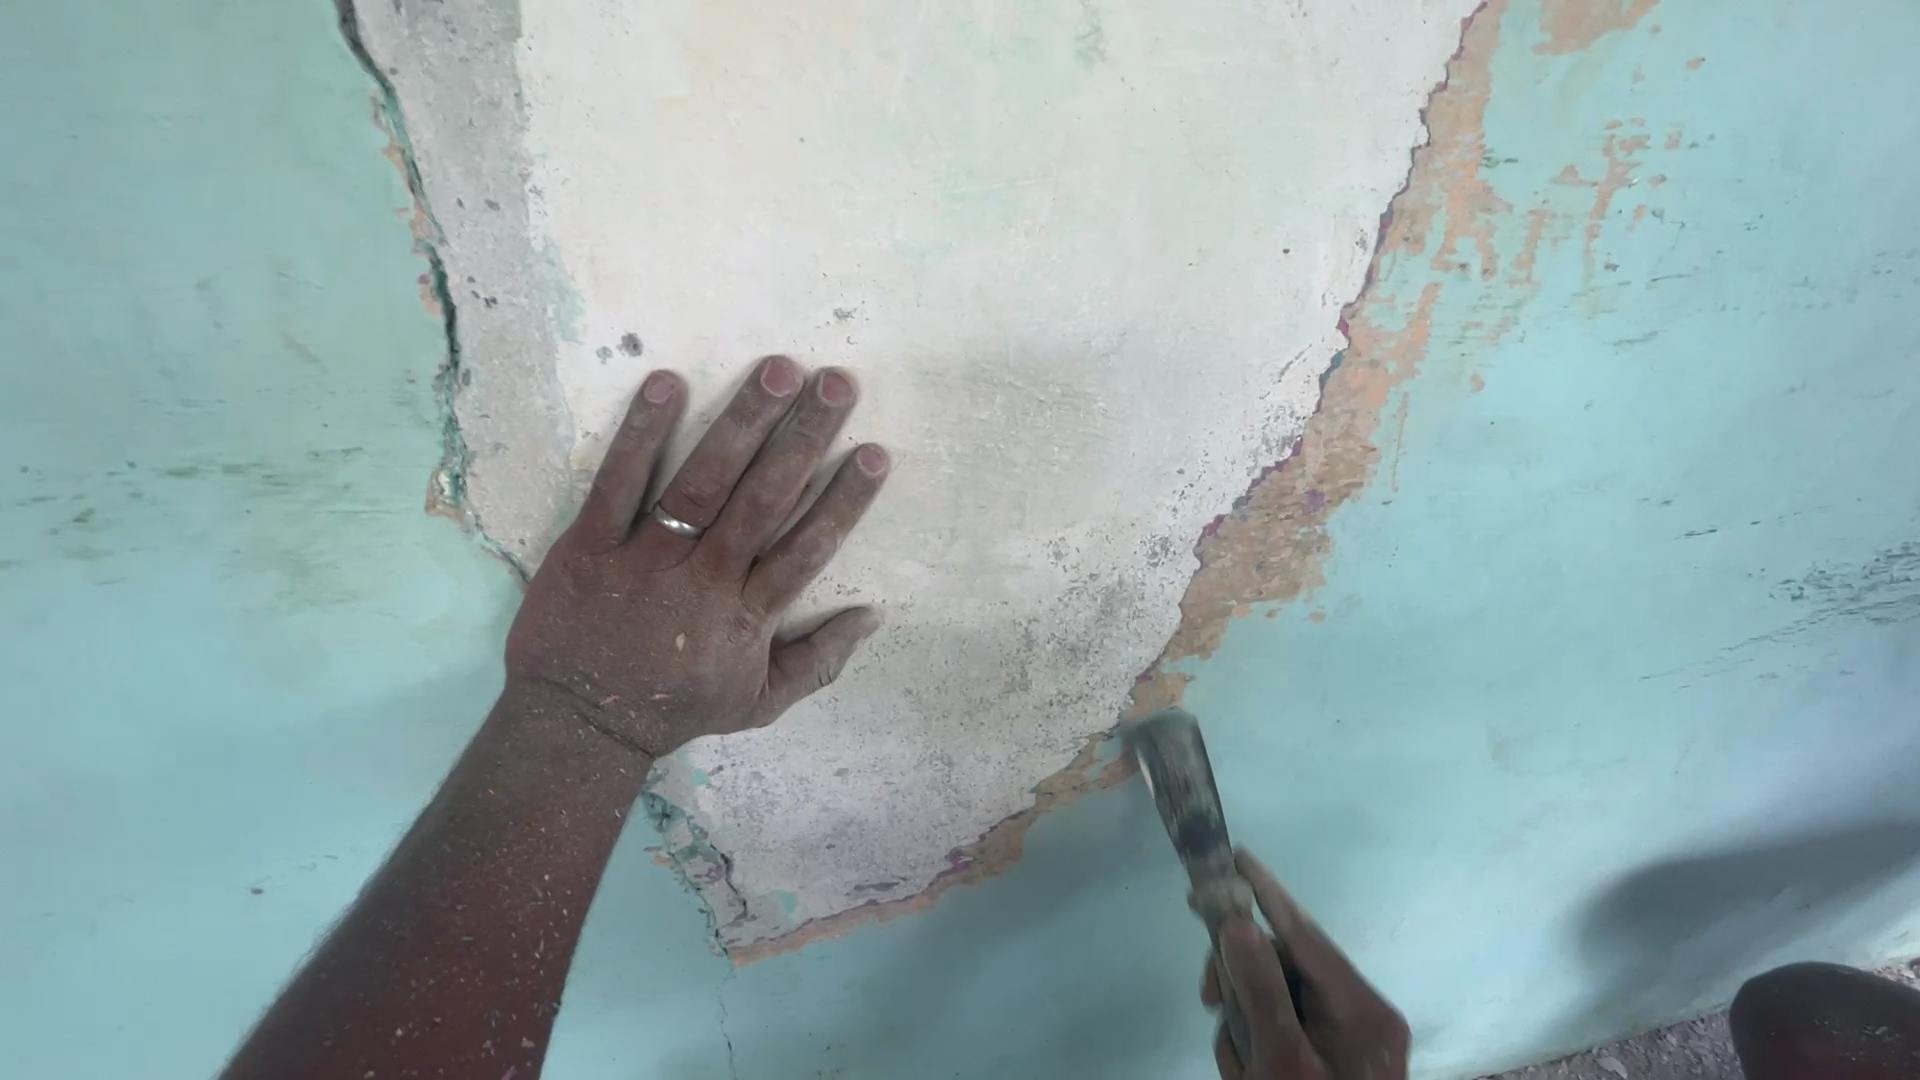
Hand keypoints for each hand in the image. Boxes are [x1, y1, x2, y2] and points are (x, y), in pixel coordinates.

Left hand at [504, 355, 889, 757]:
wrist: (577, 725)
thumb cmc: (677, 707)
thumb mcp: (761, 703)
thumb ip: (820, 662)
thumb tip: (873, 617)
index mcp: (749, 615)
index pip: (808, 548)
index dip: (845, 500)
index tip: (874, 453)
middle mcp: (706, 578)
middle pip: (764, 499)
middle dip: (804, 439)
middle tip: (836, 383)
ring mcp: (646, 558)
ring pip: (702, 482)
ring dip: (742, 423)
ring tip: (777, 370)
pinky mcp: (589, 545)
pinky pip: (617, 483)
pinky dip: (641, 435)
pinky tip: (668, 382)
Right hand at [1200, 851, 1408, 1079]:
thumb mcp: (1281, 1063)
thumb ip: (1258, 988)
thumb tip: (1236, 920)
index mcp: (1361, 1008)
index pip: (1303, 931)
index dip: (1264, 891)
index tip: (1232, 856)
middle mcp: (1355, 1013)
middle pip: (1279, 961)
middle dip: (1239, 977)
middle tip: (1207, 995)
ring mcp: (1339, 1036)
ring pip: (1268, 993)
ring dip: (1240, 1021)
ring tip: (1240, 1066)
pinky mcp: (1320, 1055)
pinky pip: (1272, 1023)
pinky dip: (1250, 1043)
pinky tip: (1247, 1073)